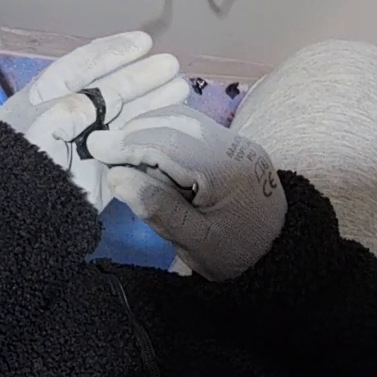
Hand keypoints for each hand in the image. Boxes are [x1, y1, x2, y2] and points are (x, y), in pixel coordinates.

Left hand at [0, 32, 190, 208]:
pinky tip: (172, 117)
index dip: (111, 52)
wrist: (21, 220)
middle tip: (171, 64)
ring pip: (125, 113)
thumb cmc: (21, 167)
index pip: (80, 67)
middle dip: (140, 76)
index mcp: (43, 100)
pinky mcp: (103, 167)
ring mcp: (87, 142)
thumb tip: (99, 97)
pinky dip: (152, 129)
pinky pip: (132, 143)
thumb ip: (68, 109)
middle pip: (109, 88)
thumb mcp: (37, 132)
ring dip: (152, 98)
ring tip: (180, 86)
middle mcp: (68, 116)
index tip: (142, 42)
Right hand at [85, 105, 286, 280]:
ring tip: (121, 150)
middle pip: (176, 122)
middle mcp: (233, 146)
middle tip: (102, 147)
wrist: (281, 256)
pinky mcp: (233, 145)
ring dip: (149, 129)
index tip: (95, 147)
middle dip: (136, 131)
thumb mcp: (194, 241)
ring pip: (184, 119)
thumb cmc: (235, 255)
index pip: (168, 144)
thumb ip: (157, 207)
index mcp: (225, 171)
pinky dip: (165, 134)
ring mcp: (236, 142)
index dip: (129, 144)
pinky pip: (193, 129)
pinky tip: (148, 151)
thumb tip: (115, 176)